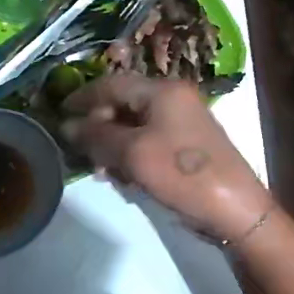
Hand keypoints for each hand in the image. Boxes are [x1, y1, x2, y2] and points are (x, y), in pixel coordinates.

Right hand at [63, 74, 271, 242]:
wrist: (235, 209)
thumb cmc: (182, 174)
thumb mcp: (133, 154)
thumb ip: (97, 136)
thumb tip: (67, 125)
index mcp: (163, 91)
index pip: (112, 83)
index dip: (82, 98)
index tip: (58, 115)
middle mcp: (174, 99)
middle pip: (123, 104)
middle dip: (98, 127)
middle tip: (81, 152)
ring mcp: (182, 123)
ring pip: (134, 126)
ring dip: (113, 146)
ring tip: (101, 172)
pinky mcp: (186, 147)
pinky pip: (148, 143)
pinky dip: (131, 157)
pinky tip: (125, 179)